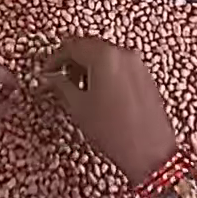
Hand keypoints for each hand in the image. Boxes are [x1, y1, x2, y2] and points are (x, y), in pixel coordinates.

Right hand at [41, 37, 177, 185]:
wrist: (150, 152)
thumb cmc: (115, 131)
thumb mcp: (78, 107)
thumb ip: (61, 86)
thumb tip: (51, 78)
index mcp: (104, 55)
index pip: (72, 45)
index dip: (55, 58)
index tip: (46, 71)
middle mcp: (123, 53)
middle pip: (89, 46)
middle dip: (71, 61)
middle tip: (58, 79)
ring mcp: (136, 64)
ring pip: (104, 56)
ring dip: (88, 67)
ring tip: (77, 90)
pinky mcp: (144, 76)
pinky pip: (118, 66)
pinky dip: (104, 73)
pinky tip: (97, 94)